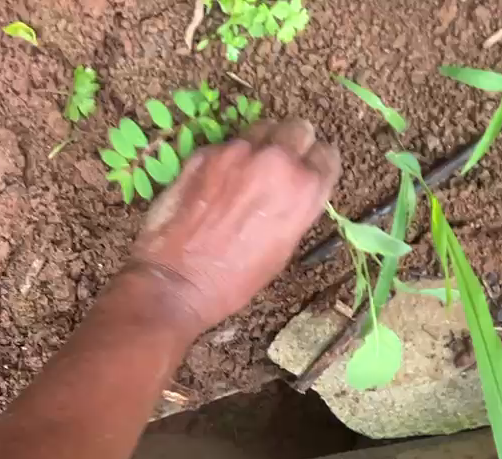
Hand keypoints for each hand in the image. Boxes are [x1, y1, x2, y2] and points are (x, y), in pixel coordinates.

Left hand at [123, 119, 340, 331]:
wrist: (176, 285)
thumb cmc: (232, 282)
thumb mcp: (280, 251)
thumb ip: (294, 209)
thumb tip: (291, 192)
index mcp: (303, 189)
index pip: (326, 155)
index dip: (312, 167)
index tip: (302, 177)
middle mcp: (276, 160)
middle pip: (297, 130)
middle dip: (288, 148)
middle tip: (271, 173)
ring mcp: (238, 152)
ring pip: (260, 130)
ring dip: (257, 148)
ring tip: (241, 179)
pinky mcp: (204, 153)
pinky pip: (225, 146)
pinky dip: (223, 161)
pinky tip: (211, 189)